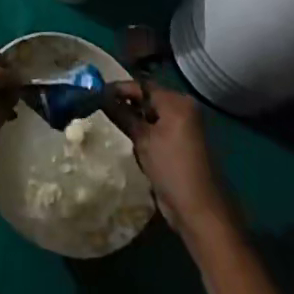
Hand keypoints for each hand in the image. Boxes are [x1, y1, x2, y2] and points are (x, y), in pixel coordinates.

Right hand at [107, 83, 233, 234]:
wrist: (198, 208)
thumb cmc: (171, 168)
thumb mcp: (143, 140)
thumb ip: (123, 115)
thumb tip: (101, 97)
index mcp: (177, 101)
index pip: (142, 86)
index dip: (119, 88)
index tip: (95, 92)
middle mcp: (182, 108)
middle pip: (147, 98)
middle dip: (124, 102)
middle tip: (98, 105)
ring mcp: (183, 125)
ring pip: (151, 114)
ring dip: (132, 116)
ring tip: (106, 118)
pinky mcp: (180, 142)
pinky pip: (157, 127)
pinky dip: (142, 129)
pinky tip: (124, 135)